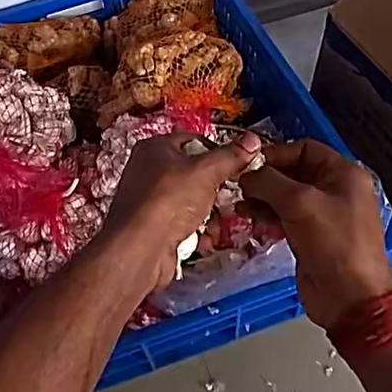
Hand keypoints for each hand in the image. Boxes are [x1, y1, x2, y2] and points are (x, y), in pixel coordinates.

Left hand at [99, 132, 261, 289]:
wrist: (140, 250)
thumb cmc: (167, 202)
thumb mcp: (206, 172)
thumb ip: (230, 156)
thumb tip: (251, 141)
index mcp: (155, 148)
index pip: (195, 141)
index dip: (218, 152)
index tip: (238, 165)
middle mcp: (148, 171)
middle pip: (193, 174)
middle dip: (215, 190)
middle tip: (228, 197)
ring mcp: (149, 201)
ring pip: (191, 202)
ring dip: (208, 215)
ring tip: (214, 223)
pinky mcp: (153, 227)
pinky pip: (182, 224)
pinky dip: (195, 232)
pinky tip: (202, 239)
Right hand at [239, 140, 391, 328]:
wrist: (349, 297)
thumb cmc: (334, 244)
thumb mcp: (299, 203)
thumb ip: (269, 181)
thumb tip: (246, 174)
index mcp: (344, 174)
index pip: (305, 149)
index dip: (276, 153)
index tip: (248, 162)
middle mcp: (335, 191)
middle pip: (292, 173)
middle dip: (264, 178)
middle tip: (239, 185)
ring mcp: (323, 216)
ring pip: (285, 196)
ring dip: (261, 198)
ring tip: (240, 204)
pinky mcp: (311, 237)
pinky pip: (285, 218)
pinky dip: (267, 216)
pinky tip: (249, 218)